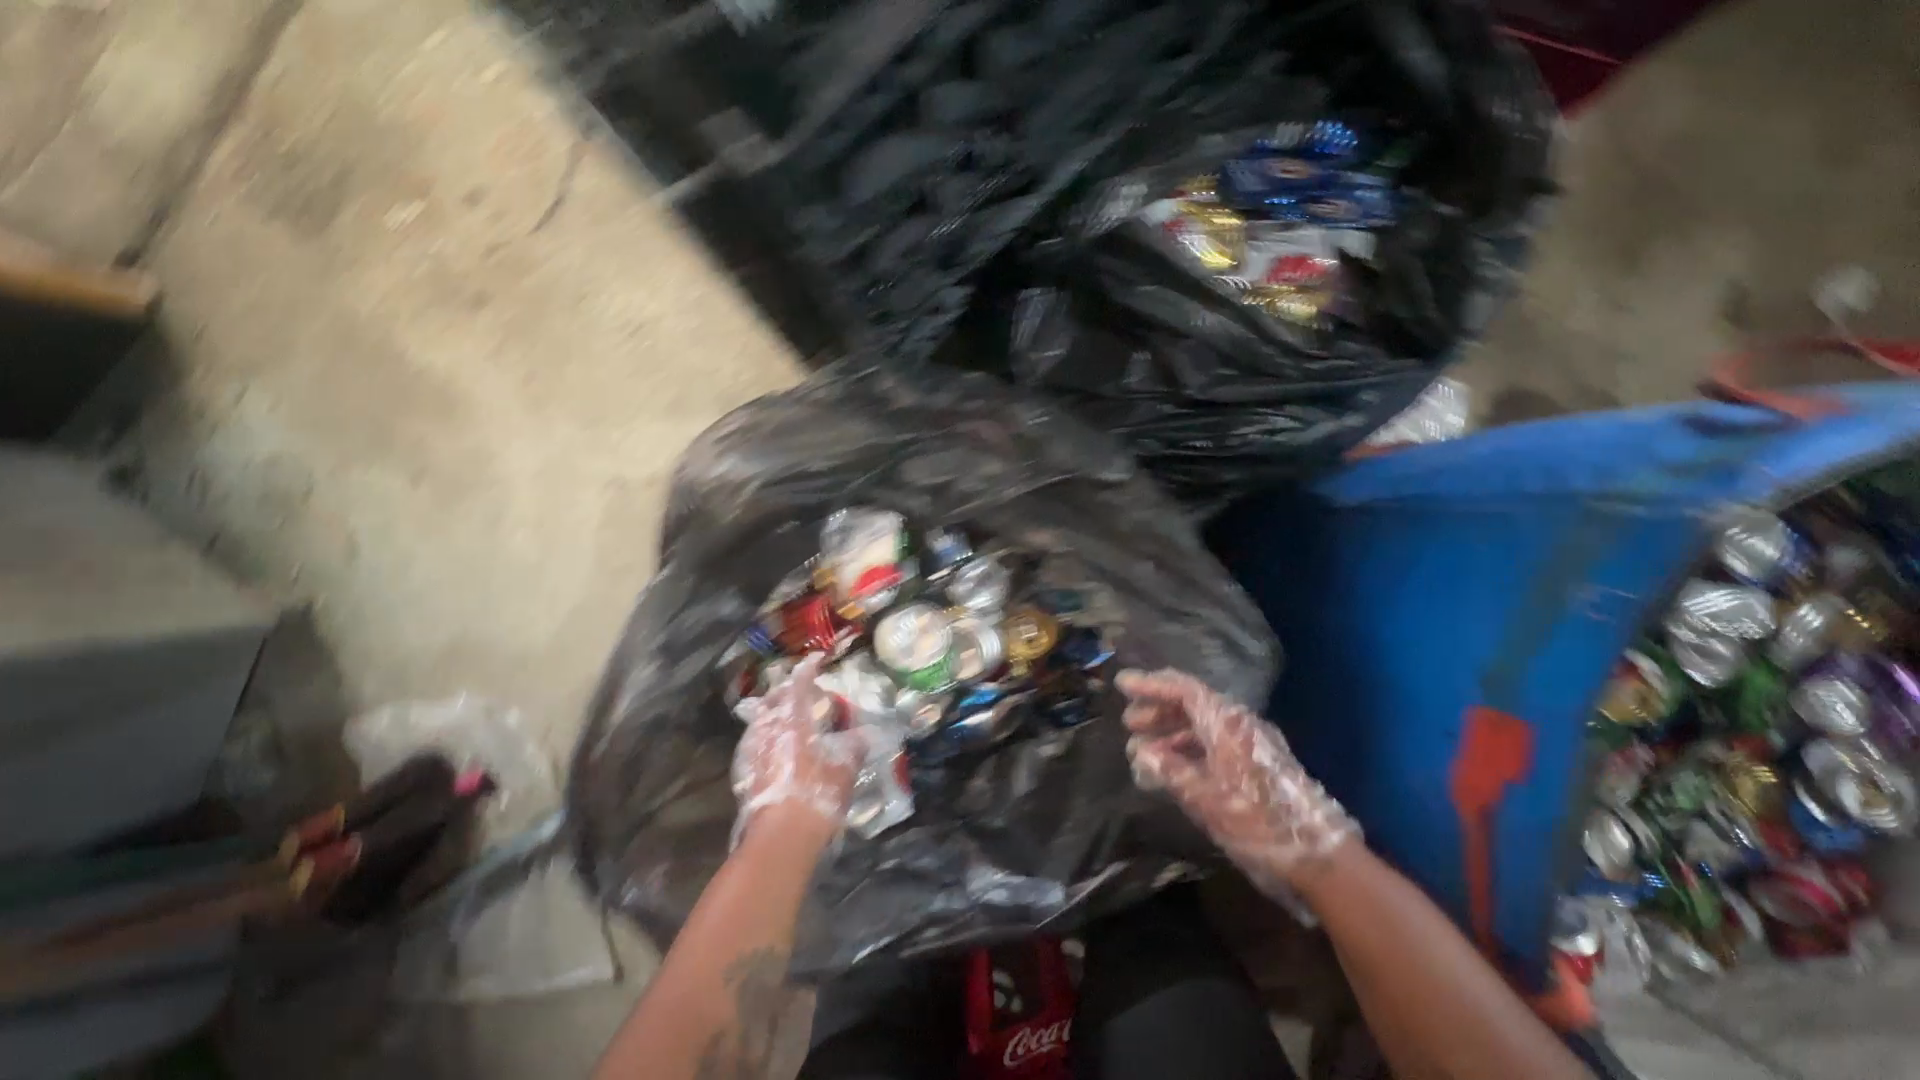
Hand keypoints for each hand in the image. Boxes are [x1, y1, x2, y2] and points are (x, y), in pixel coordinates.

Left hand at [731, 655, 864, 842]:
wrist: (781, 836)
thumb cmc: (816, 794)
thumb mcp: (845, 769)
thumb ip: (855, 746)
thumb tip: (866, 734)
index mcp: (793, 721)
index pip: (799, 685)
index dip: (808, 669)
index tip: (817, 660)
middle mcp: (768, 729)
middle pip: (772, 699)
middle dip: (784, 690)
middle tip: (797, 688)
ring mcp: (752, 752)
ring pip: (758, 720)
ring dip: (771, 712)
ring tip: (783, 714)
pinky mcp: (745, 773)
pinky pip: (754, 743)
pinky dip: (764, 736)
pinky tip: (773, 747)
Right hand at [1120, 668, 1358, 890]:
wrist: (1318, 856)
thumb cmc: (1259, 824)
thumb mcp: (1207, 800)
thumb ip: (1172, 772)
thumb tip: (1141, 752)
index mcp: (1230, 726)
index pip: (1186, 691)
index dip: (1152, 684)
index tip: (1122, 685)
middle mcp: (1242, 726)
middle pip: (1195, 704)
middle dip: (1159, 709)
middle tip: (1129, 723)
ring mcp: (1253, 744)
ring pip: (1205, 725)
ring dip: (1173, 731)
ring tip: (1145, 749)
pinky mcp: (1259, 764)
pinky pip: (1216, 742)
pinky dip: (1190, 748)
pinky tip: (1174, 768)